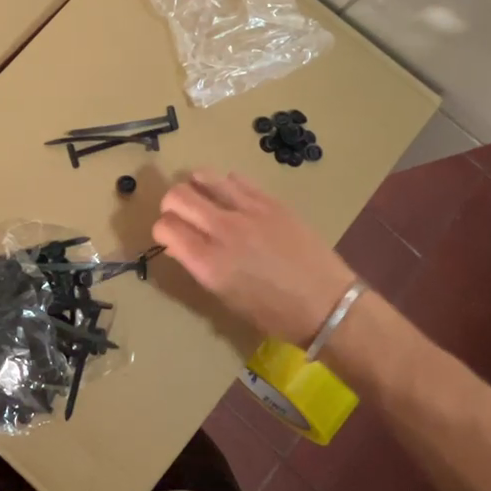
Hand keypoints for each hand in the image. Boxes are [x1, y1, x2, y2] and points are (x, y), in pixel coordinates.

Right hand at [153, 169, 358, 346]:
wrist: (328, 304)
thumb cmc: (274, 313)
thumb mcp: (226, 297)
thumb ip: (198, 266)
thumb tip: (179, 243)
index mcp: (208, 263)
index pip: (164, 227)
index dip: (162, 231)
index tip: (171, 238)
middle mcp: (223, 231)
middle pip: (176, 196)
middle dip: (171, 205)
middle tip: (181, 216)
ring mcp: (248, 211)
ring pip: (203, 177)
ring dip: (195, 187)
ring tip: (204, 200)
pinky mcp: (271, 201)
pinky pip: (235, 179)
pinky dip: (225, 186)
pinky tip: (233, 199)